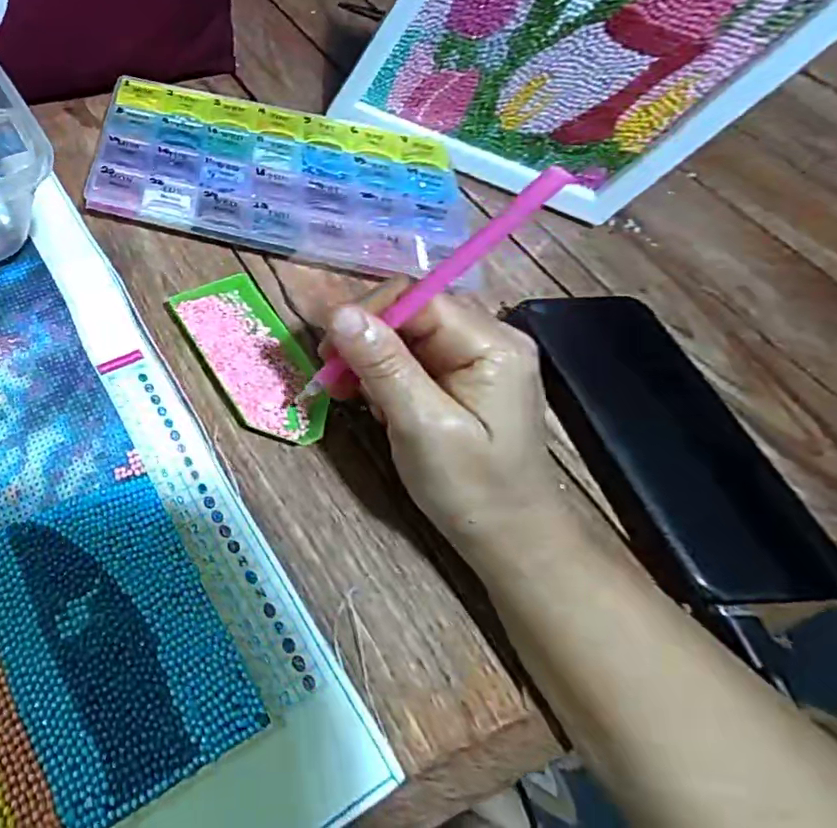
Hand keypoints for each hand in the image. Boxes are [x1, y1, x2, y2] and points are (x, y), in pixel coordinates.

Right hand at [321, 289, 573, 550]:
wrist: (508, 538)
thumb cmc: (471, 486)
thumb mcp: (421, 425)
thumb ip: (382, 365)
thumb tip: (338, 313)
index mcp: (491, 344)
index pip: (416, 298)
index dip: (366, 313)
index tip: (327, 350)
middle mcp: (486, 337)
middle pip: (406, 310)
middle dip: (362, 337)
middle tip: (331, 374)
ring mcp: (471, 356)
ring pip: (400, 331)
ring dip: (364, 356)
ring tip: (345, 391)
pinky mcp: (455, 375)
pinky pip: (405, 354)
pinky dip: (376, 371)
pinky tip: (366, 397)